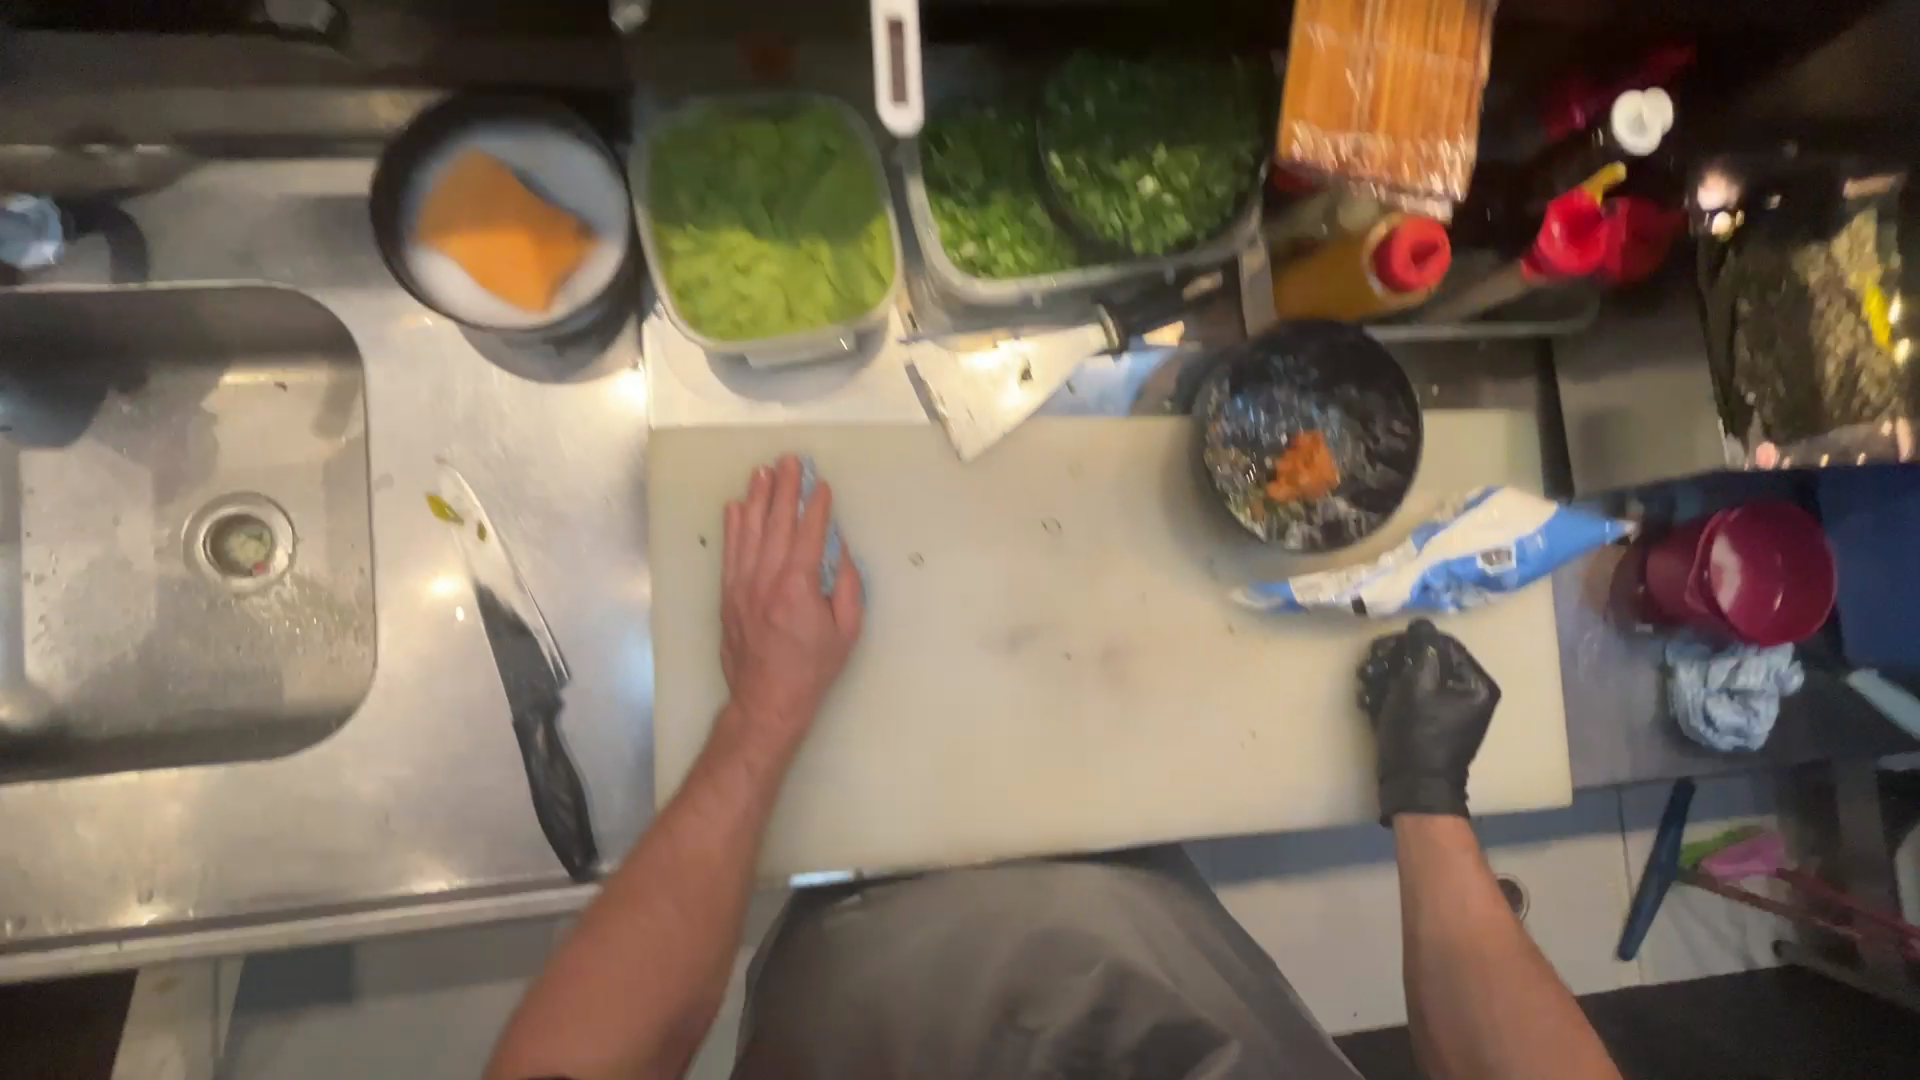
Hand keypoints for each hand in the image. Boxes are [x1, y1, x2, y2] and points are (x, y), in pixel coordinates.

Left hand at [720, 455, 863, 760]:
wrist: (767, 699)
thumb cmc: (813, 667)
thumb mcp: (847, 630)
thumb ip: (846, 585)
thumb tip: (838, 548)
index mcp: (798, 586)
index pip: (808, 534)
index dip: (816, 506)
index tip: (821, 484)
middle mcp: (765, 578)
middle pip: (776, 523)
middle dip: (785, 489)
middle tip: (790, 461)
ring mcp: (741, 585)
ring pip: (748, 531)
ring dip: (756, 498)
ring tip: (763, 472)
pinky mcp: (727, 595)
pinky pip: (729, 552)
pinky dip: (732, 527)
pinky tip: (736, 506)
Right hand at [1357, 619, 1500, 822]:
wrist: (1412, 784)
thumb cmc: (1418, 733)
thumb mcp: (1417, 686)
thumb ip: (1421, 651)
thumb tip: (1421, 623)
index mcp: (1476, 683)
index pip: (1444, 643)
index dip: (1411, 642)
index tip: (1382, 649)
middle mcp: (1469, 693)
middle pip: (1428, 659)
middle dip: (1395, 660)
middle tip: (1370, 667)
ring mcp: (1451, 708)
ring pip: (1415, 675)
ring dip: (1387, 676)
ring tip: (1367, 685)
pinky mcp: (1431, 721)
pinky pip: (1411, 694)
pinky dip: (1390, 693)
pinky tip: (1372, 699)